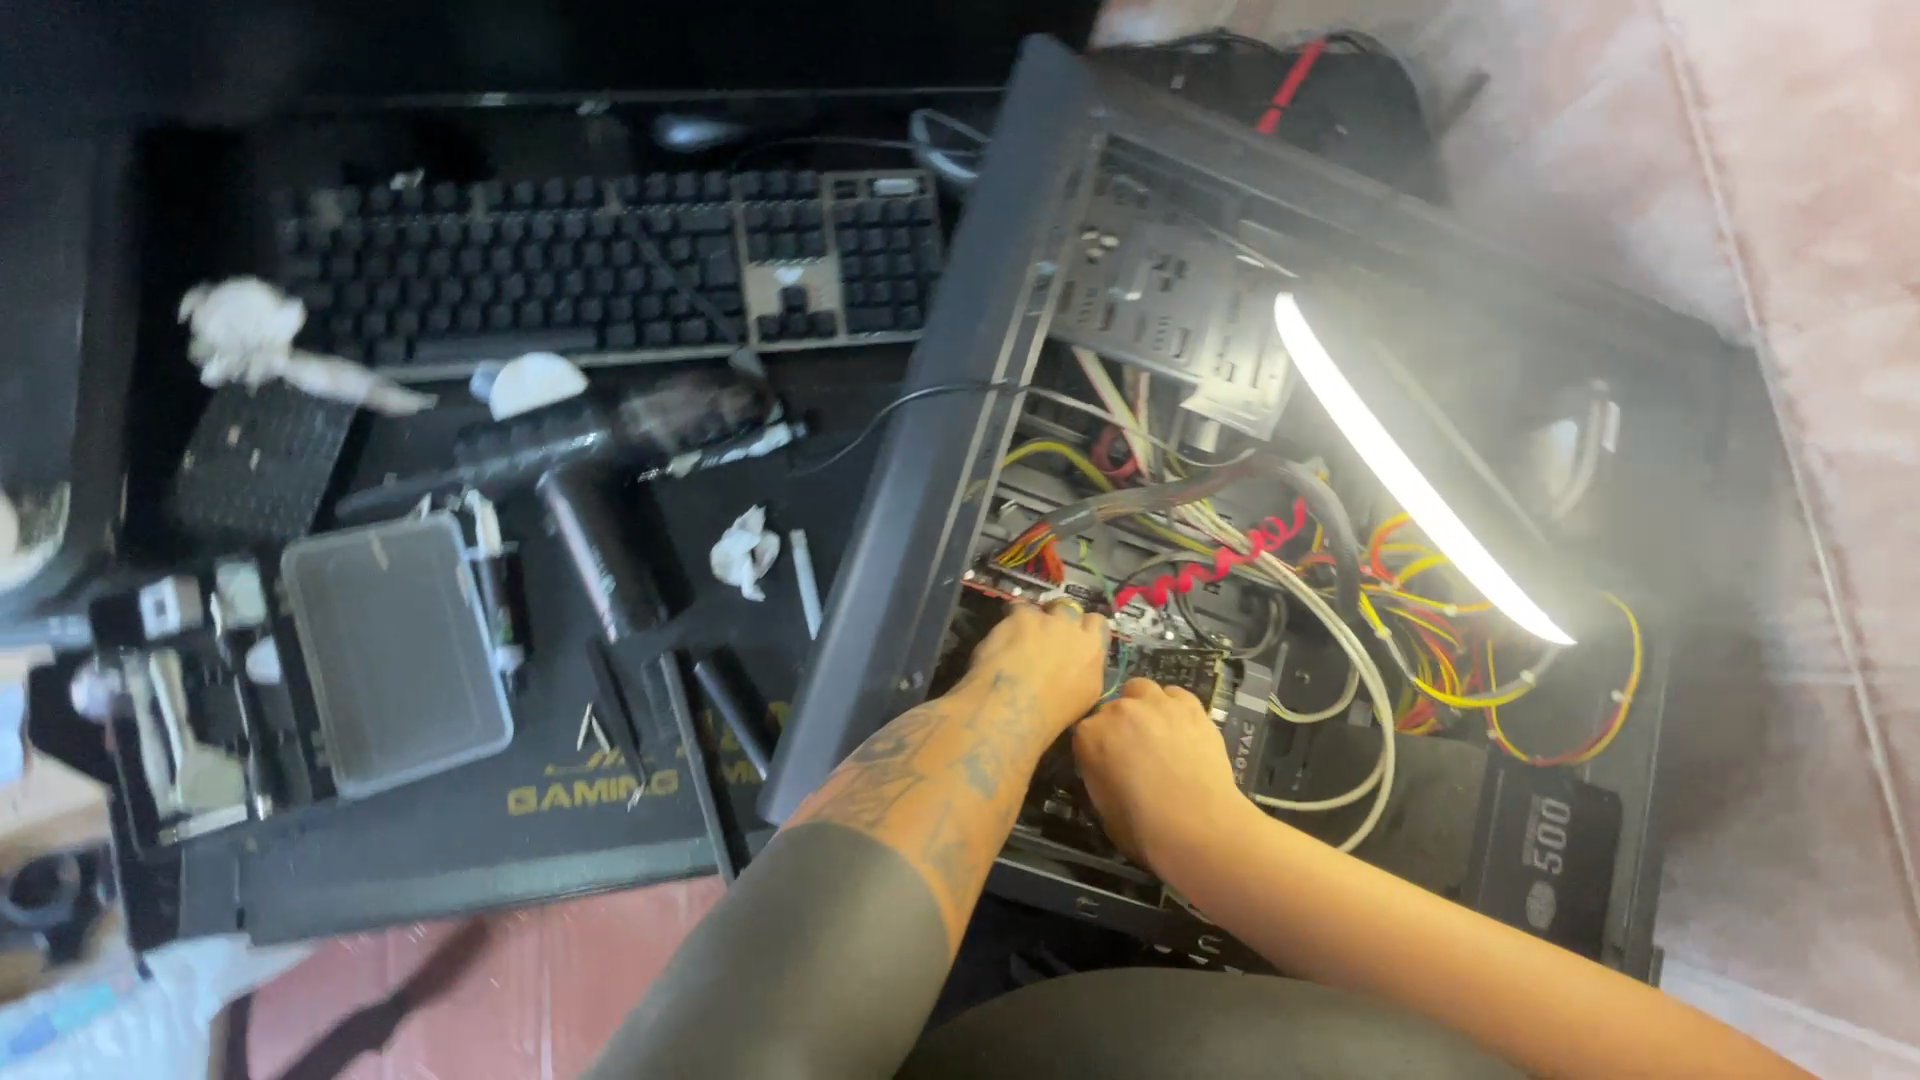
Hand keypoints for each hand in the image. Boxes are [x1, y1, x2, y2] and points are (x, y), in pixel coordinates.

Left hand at [964, 601, 1107, 736]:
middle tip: (1044, 634)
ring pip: (1043, 608)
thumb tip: (1079, 663)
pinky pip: (1017, 608)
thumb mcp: (1085, 696)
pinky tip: (1002, 633)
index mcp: (1093, 650)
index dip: (1084, 626)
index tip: (1073, 635)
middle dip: (1058, 618)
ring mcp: (1048, 620)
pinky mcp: (1022, 616)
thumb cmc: (1052, 713)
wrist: (1016, 706)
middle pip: (1069, 611)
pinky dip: (1011, 618)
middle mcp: (1074, 630)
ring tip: (1019, 634)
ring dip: (1034, 618)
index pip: (1097, 623)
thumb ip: (1086, 670)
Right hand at [1073, 678, 1249, 868]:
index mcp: (1089, 736)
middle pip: (1112, 708)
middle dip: (1119, 726)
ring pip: (1141, 689)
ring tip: (1155, 730)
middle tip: (1134, 752)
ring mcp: (1155, 704)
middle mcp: (1118, 710)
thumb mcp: (1102, 807)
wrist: (1198, 826)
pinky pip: (1175, 694)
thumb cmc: (1143, 828)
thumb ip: (1099, 774)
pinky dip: (1173, 706)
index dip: (1097, 747)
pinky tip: (1180, 726)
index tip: (1107, 764)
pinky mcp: (1189, 706)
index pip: (1084, 731)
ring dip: (1142, 705)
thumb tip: (1109, 768)